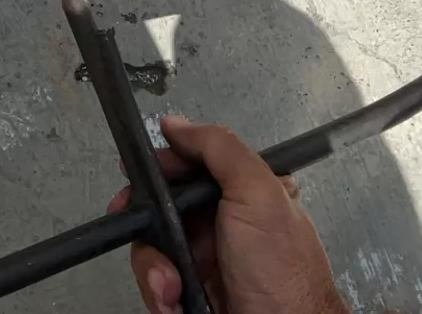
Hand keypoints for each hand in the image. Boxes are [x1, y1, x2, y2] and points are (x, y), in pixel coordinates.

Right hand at [107, 115, 348, 313]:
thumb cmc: (284, 275)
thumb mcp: (258, 193)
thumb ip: (219, 148)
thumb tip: (176, 124)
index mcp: (244, 191)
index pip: (191, 161)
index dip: (164, 163)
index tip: (143, 171)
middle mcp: (222, 223)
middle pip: (162, 202)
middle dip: (145, 216)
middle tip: (136, 222)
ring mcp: (205, 260)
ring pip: (153, 242)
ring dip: (152, 262)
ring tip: (170, 282)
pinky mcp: (191, 293)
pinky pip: (155, 281)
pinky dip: (157, 290)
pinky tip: (173, 299)